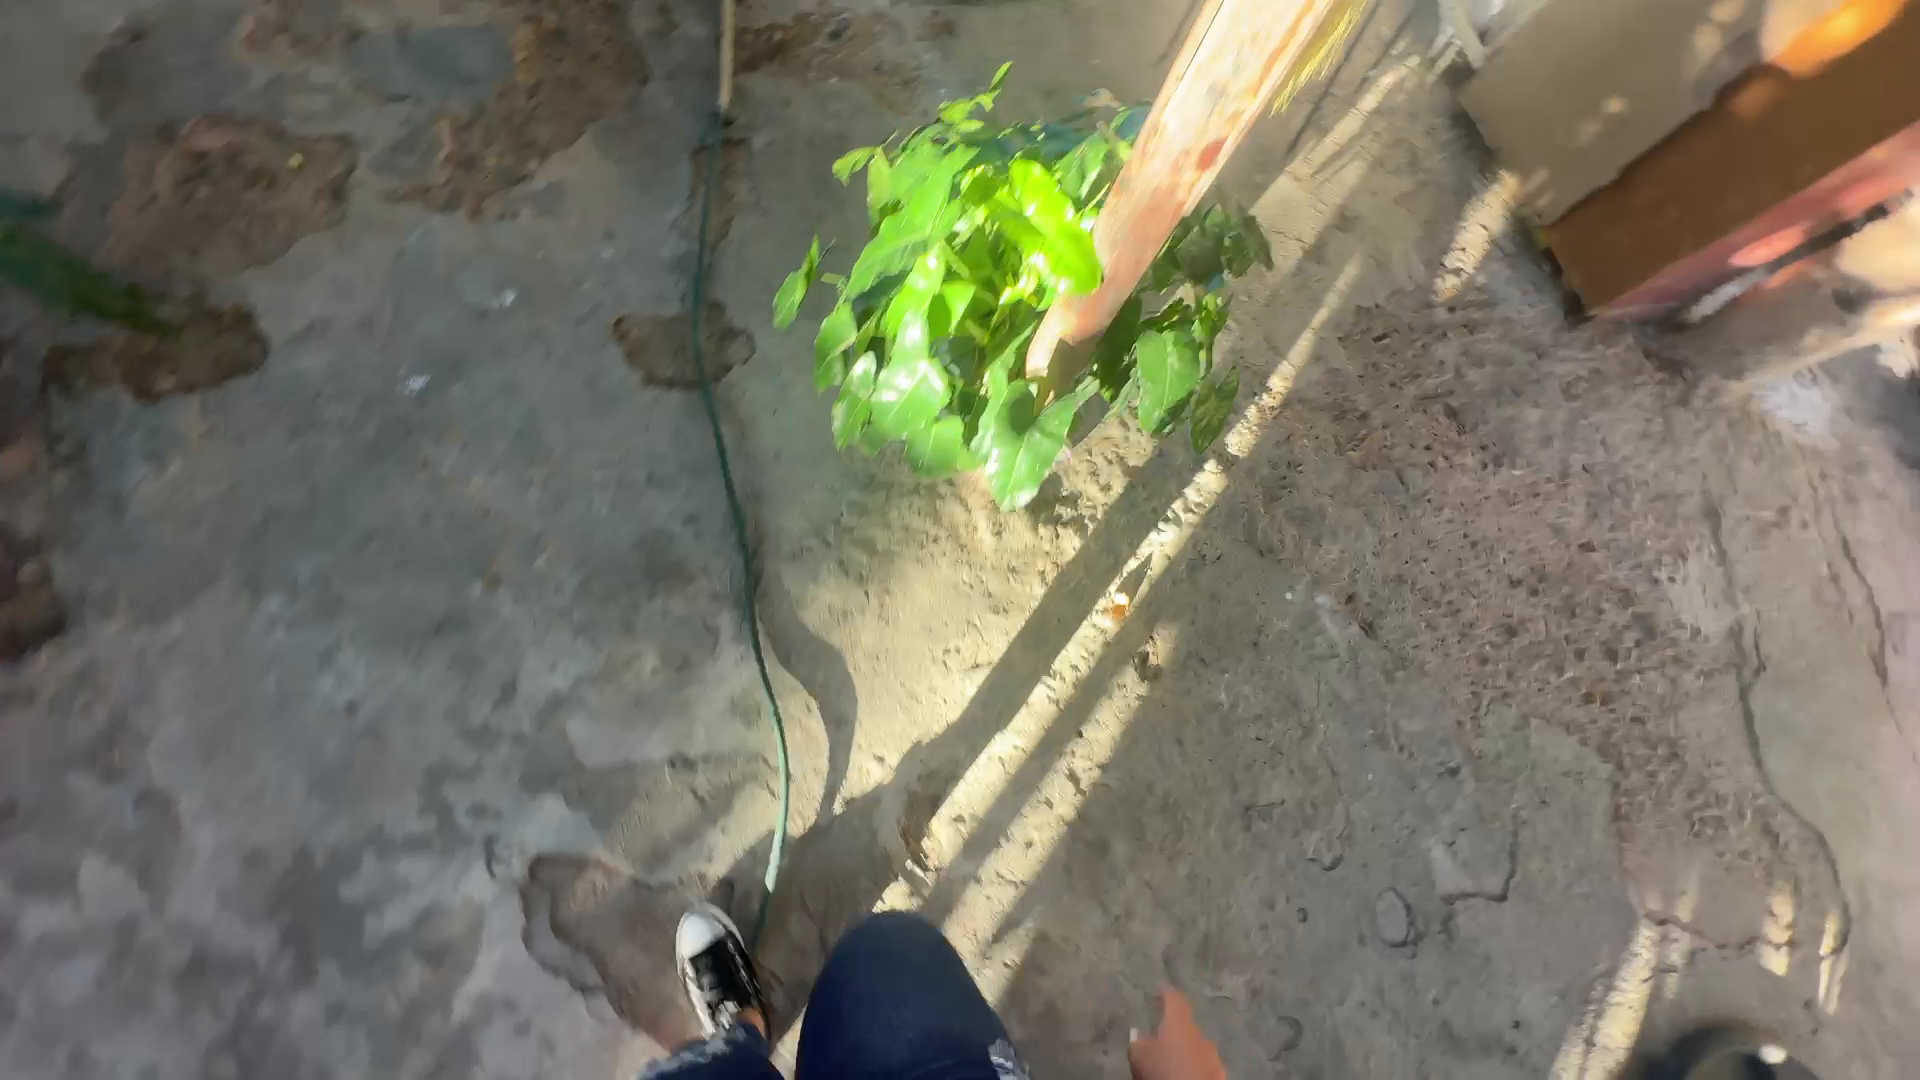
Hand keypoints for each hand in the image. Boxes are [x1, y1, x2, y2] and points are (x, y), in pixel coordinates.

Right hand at [1129, 986, 1226, 1079]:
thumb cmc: (1167, 1073)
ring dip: (1183, 1049)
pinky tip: (1184, 1073)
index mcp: (1179, 1023)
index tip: (1159, 988)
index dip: (1166, 992)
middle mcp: (1199, 1034)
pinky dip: (1193, 1065)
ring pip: (1195, 1045)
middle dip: (1173, 1030)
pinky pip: (1202, 1063)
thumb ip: (1137, 1043)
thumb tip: (1137, 1034)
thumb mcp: (1141, 1059)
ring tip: (1170, 1059)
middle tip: (1159, 1036)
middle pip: (1185, 1025)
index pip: (1174, 998)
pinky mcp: (1220, 1074)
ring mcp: (1213, 1055)